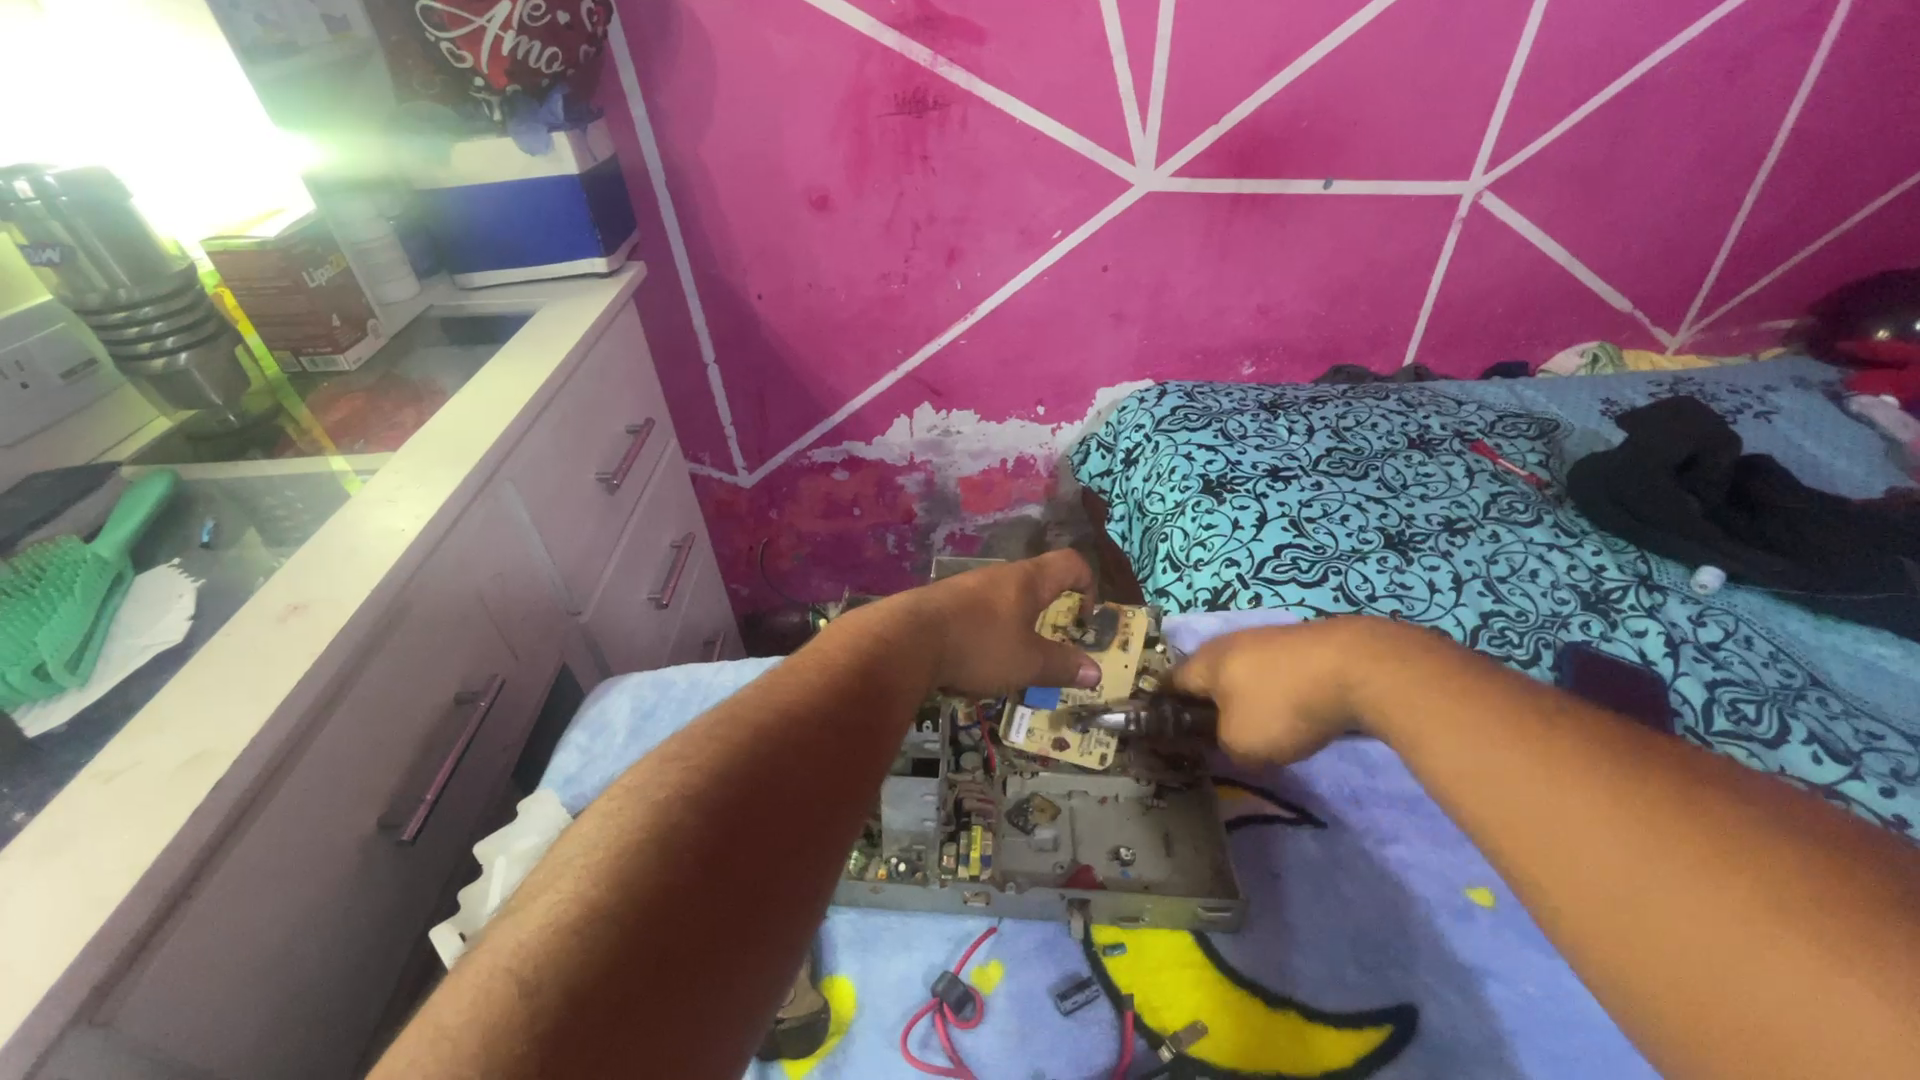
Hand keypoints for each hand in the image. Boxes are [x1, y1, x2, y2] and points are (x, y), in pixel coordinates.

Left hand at [865, 550, 1103, 695]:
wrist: (903, 641)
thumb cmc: (978, 645)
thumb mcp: (1027, 663)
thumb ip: (1062, 666)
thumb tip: (1096, 672)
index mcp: (1027, 580)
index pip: (1071, 562)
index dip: (1088, 583)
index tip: (1085, 617)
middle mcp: (997, 575)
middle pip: (1034, 582)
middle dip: (1046, 613)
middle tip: (1048, 647)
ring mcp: (964, 588)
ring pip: (1001, 602)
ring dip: (1012, 628)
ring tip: (1009, 663)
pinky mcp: (939, 605)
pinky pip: (972, 616)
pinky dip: (982, 636)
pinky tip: (971, 664)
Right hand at [1170, 617, 1413, 763]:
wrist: (1358, 668)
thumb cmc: (1283, 705)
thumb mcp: (1240, 744)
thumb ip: (1221, 746)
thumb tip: (1227, 740)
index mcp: (1203, 661)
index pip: (1169, 685)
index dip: (1167, 712)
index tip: (1174, 737)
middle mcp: (1228, 643)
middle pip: (1207, 678)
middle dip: (1209, 706)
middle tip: (1217, 737)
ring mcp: (1266, 639)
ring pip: (1243, 675)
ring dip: (1246, 700)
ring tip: (1259, 729)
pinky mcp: (1301, 645)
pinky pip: (1275, 674)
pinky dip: (1277, 693)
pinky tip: (1293, 713)